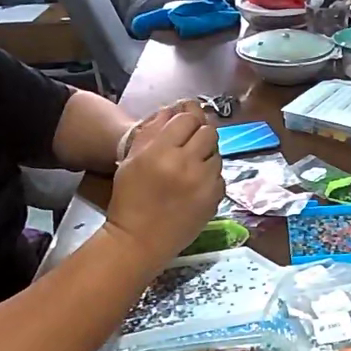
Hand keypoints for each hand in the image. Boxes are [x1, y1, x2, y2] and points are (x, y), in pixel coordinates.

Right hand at [105, 104, 222, 265]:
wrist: (139, 241)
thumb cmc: (129, 198)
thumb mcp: (132, 159)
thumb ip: (153, 131)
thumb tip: (174, 110)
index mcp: (162, 151)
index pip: (189, 118)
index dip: (187, 117)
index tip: (183, 123)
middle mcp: (187, 164)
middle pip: (209, 132)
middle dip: (200, 133)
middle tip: (190, 142)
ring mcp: (204, 183)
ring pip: (217, 154)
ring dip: (206, 155)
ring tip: (192, 165)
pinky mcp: (214, 200)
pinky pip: (220, 177)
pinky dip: (211, 176)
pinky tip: (197, 183)